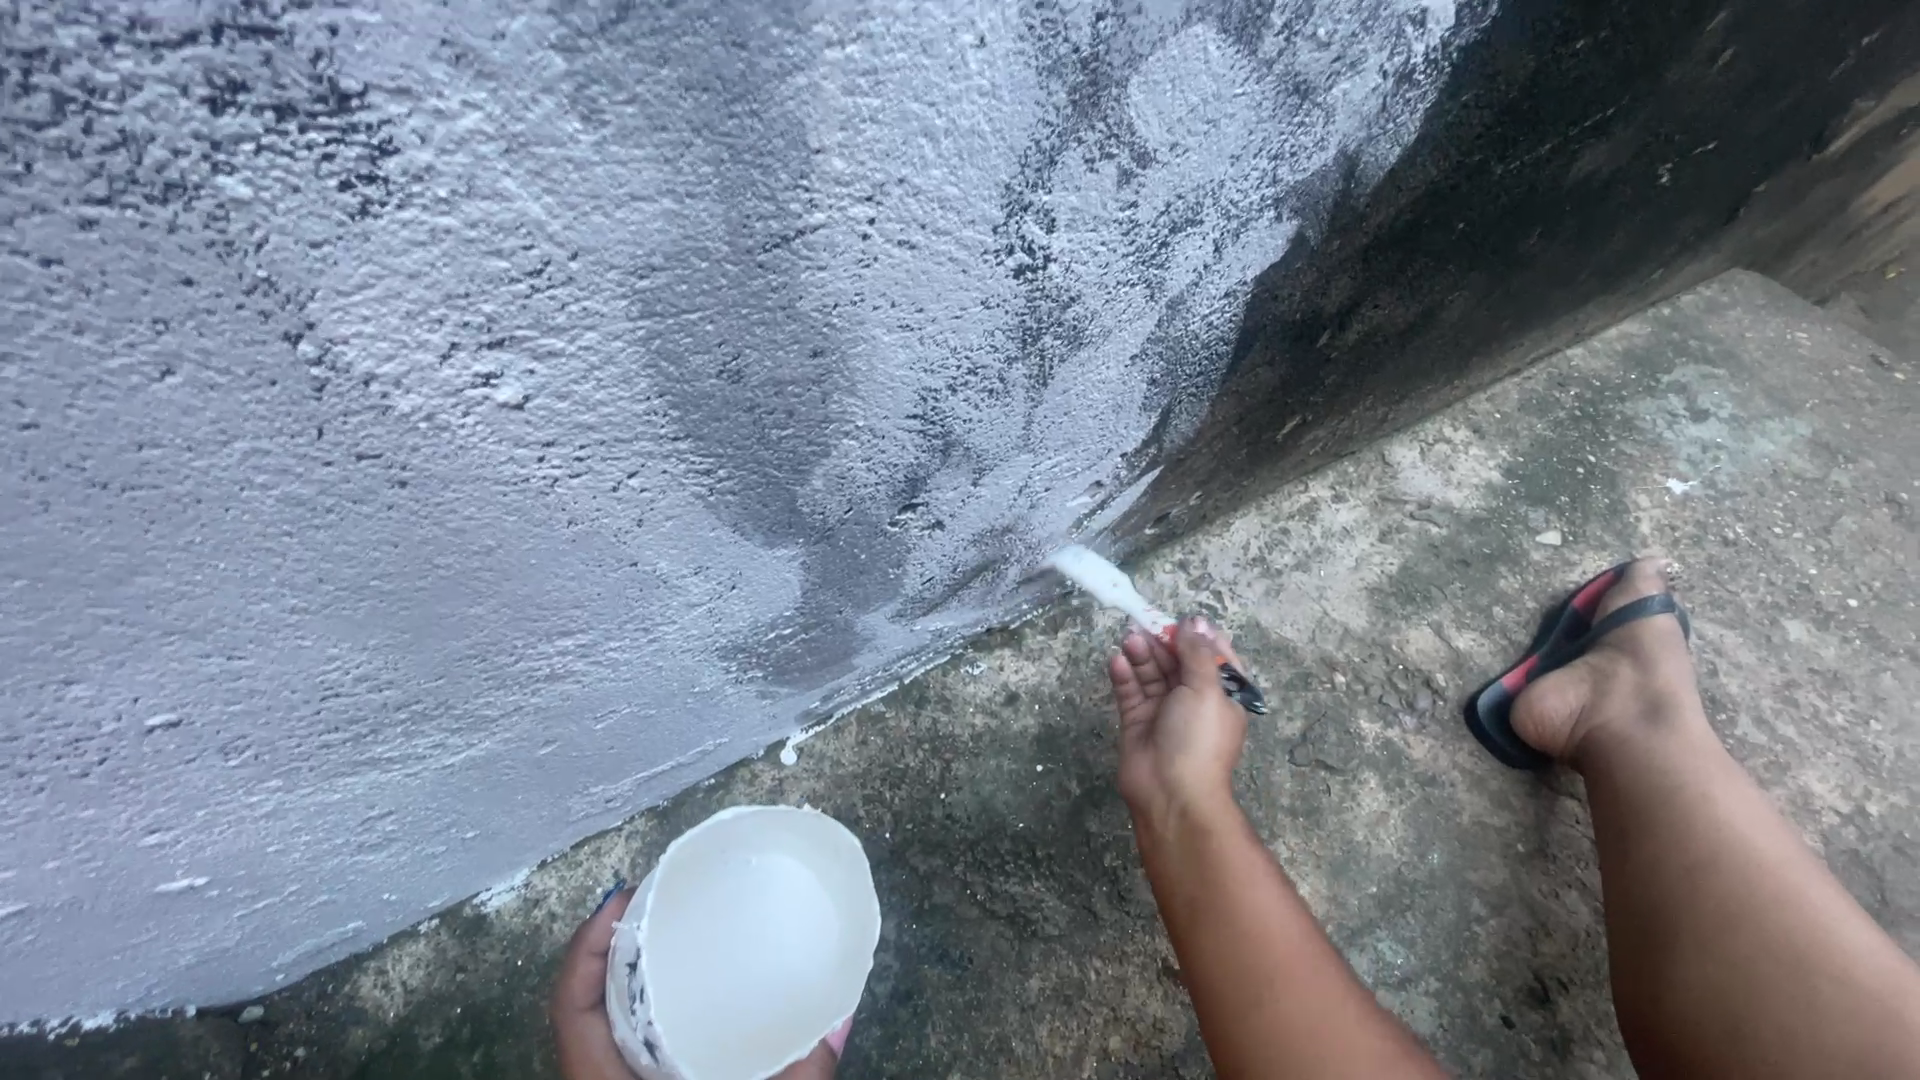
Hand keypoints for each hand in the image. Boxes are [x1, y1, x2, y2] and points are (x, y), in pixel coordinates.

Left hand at [551, 888, 844, 1079]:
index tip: (623, 896)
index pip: (572, 1006)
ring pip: (598, 1025)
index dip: (586, 945)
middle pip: (581, 1003)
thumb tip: (840, 1017)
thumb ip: (800, 1077)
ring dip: (622, 974)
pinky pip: (618, 1044)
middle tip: (656, 899)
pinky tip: (674, 994)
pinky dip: (637, 1007)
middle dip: (610, 945)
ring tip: (665, 932)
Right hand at [1107, 617, 1248, 826]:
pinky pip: (1131, 691)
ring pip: (1152, 673)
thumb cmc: (1198, 738)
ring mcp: (1164, 710)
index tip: (1182, 620)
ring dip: (1141, 654)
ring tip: (1128, 638)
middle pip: (1178, 661)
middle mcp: (1194, 700)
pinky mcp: (1137, 720)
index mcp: (1223, 695)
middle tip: (1143, 623)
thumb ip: (1197, 652)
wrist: (1171, 793)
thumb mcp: (1207, 690)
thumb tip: (1194, 621)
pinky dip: (1124, 675)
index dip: (1199, 637)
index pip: (1215, 657)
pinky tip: (1117, 661)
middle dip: (1163, 642)